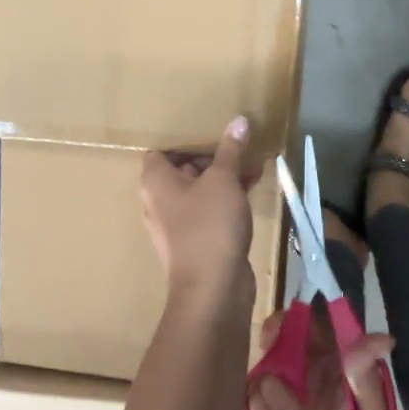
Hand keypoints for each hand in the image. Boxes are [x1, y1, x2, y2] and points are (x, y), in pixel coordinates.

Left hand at [139, 116, 258, 297]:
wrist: (213, 289)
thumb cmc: (210, 224)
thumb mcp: (223, 180)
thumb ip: (230, 150)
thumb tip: (239, 120)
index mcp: (155, 180)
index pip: (163, 148)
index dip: (185, 137)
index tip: (210, 127)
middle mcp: (159, 199)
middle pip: (183, 167)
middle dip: (212, 154)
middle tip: (239, 142)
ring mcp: (177, 222)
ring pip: (200, 189)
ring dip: (224, 175)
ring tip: (253, 161)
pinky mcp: (196, 239)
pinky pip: (209, 208)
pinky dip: (227, 196)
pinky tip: (253, 185)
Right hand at [243, 308, 408, 409]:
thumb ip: (369, 377)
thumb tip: (383, 338)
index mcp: (333, 362)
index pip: (303, 326)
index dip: (282, 324)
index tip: (268, 339)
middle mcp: (308, 377)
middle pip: (272, 353)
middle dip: (263, 367)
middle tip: (269, 391)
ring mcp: (291, 405)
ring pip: (258, 386)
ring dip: (262, 405)